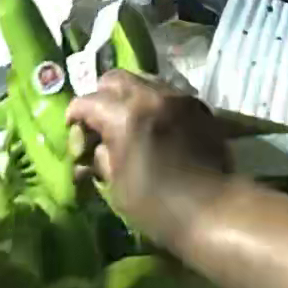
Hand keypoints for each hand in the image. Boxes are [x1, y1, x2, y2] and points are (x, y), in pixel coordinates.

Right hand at [65, 71, 232, 248]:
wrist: (213, 209)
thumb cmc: (157, 205)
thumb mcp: (116, 185)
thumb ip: (101, 156)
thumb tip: (93, 146)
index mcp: (124, 115)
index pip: (88, 101)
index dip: (75, 115)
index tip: (75, 130)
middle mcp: (150, 95)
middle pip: (115, 78)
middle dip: (102, 96)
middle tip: (100, 121)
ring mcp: (177, 96)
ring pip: (143, 79)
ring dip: (130, 95)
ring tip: (130, 120)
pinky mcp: (196, 104)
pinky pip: (167, 92)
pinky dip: (155, 102)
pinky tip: (156, 125)